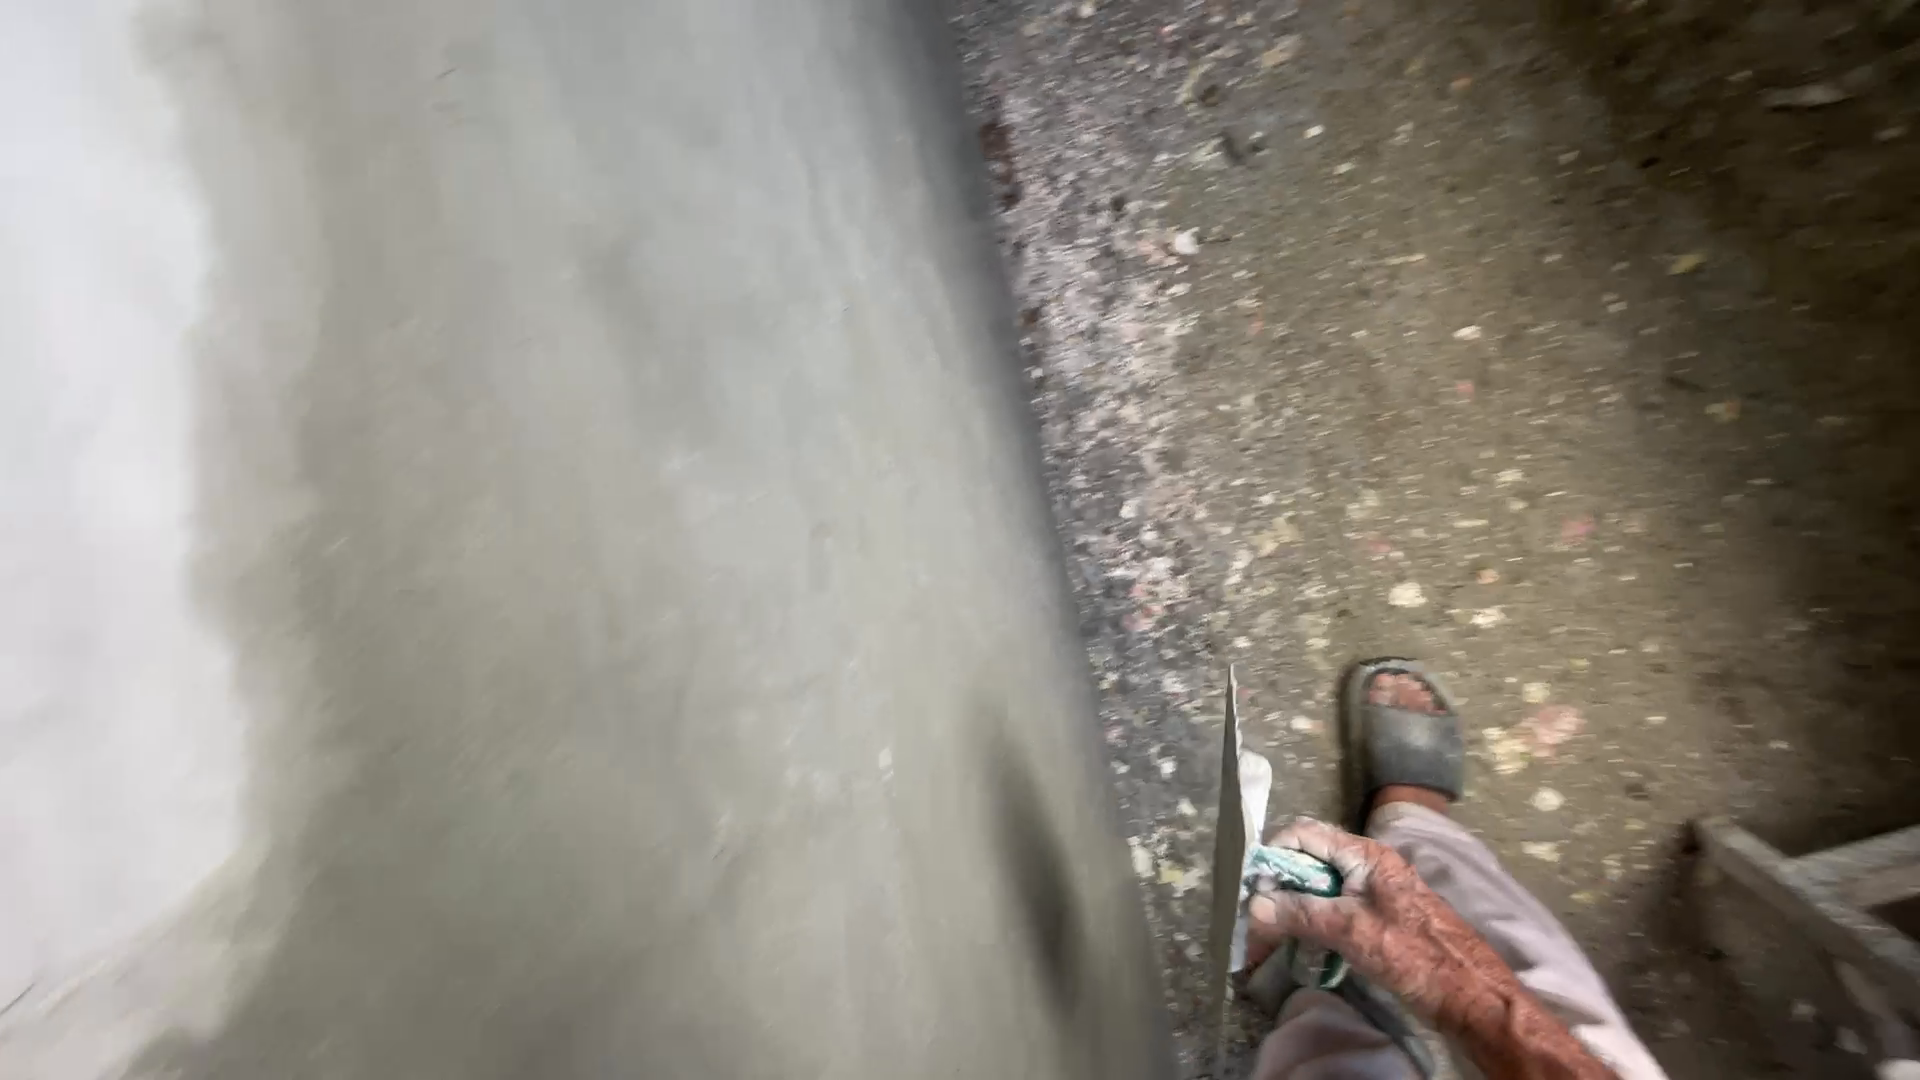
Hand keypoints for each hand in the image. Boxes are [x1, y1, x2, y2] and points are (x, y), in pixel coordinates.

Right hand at [1246, 818, 1616, 1079]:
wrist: (1479, 1002)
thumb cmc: (1417, 958)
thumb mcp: (1352, 932)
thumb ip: (1300, 914)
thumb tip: (1254, 905)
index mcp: (1364, 854)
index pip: (1302, 833)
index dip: (1273, 853)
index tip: (1254, 884)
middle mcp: (1368, 863)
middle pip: (1308, 859)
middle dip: (1278, 884)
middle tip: (1258, 914)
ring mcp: (1375, 889)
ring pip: (1319, 885)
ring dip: (1293, 905)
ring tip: (1273, 933)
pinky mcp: (1380, 915)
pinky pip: (1335, 906)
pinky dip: (1314, 920)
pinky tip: (1303, 943)